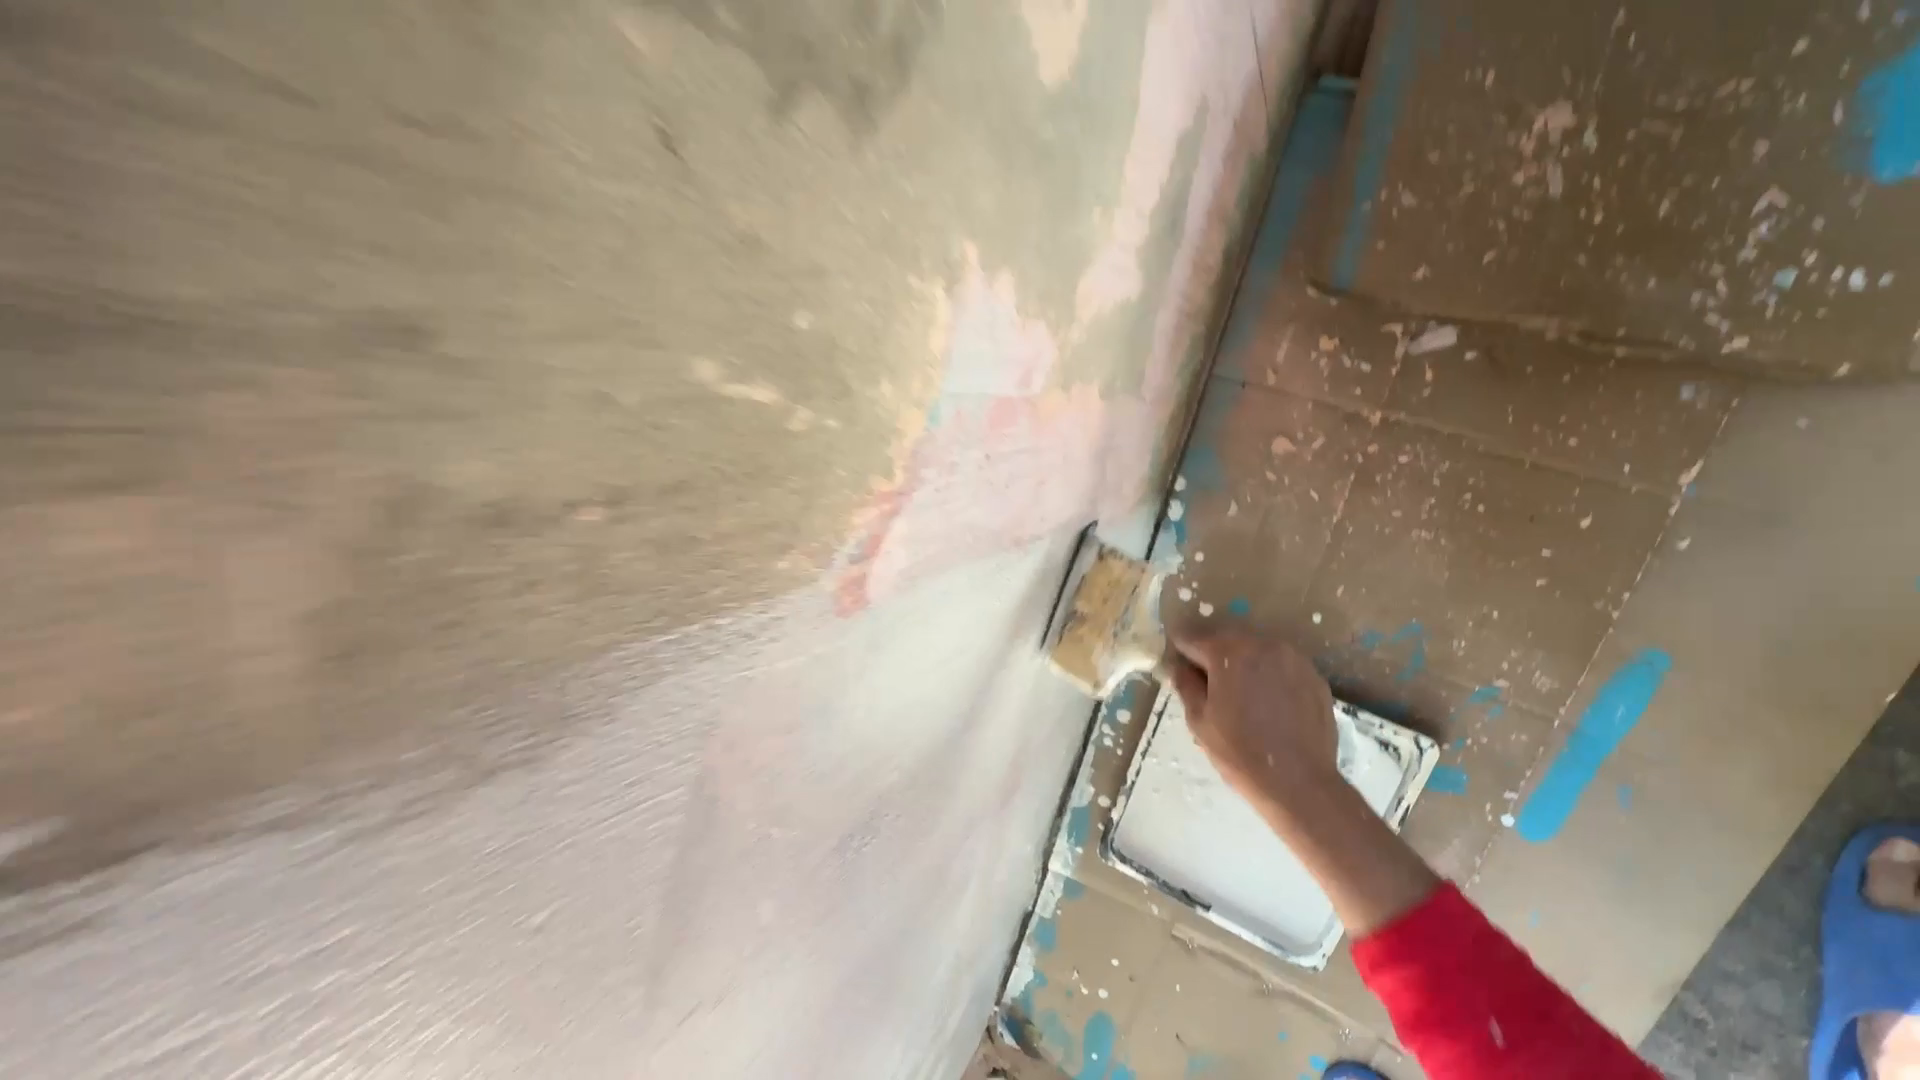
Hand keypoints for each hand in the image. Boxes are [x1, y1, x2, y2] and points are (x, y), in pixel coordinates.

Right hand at [1169, 628, 1438, 936]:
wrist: (1305, 795)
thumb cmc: (1244, 763)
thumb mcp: (1201, 724)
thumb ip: (1187, 684)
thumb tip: (1180, 664)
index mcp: (1232, 653)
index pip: (1193, 633)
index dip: (1180, 649)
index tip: (1174, 664)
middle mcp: (1267, 645)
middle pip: (1226, 637)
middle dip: (1211, 656)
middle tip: (1203, 690)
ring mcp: (1294, 660)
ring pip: (1255, 650)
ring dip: (1240, 667)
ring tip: (1237, 706)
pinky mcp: (1315, 680)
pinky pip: (1279, 667)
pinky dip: (1266, 680)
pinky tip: (1266, 714)